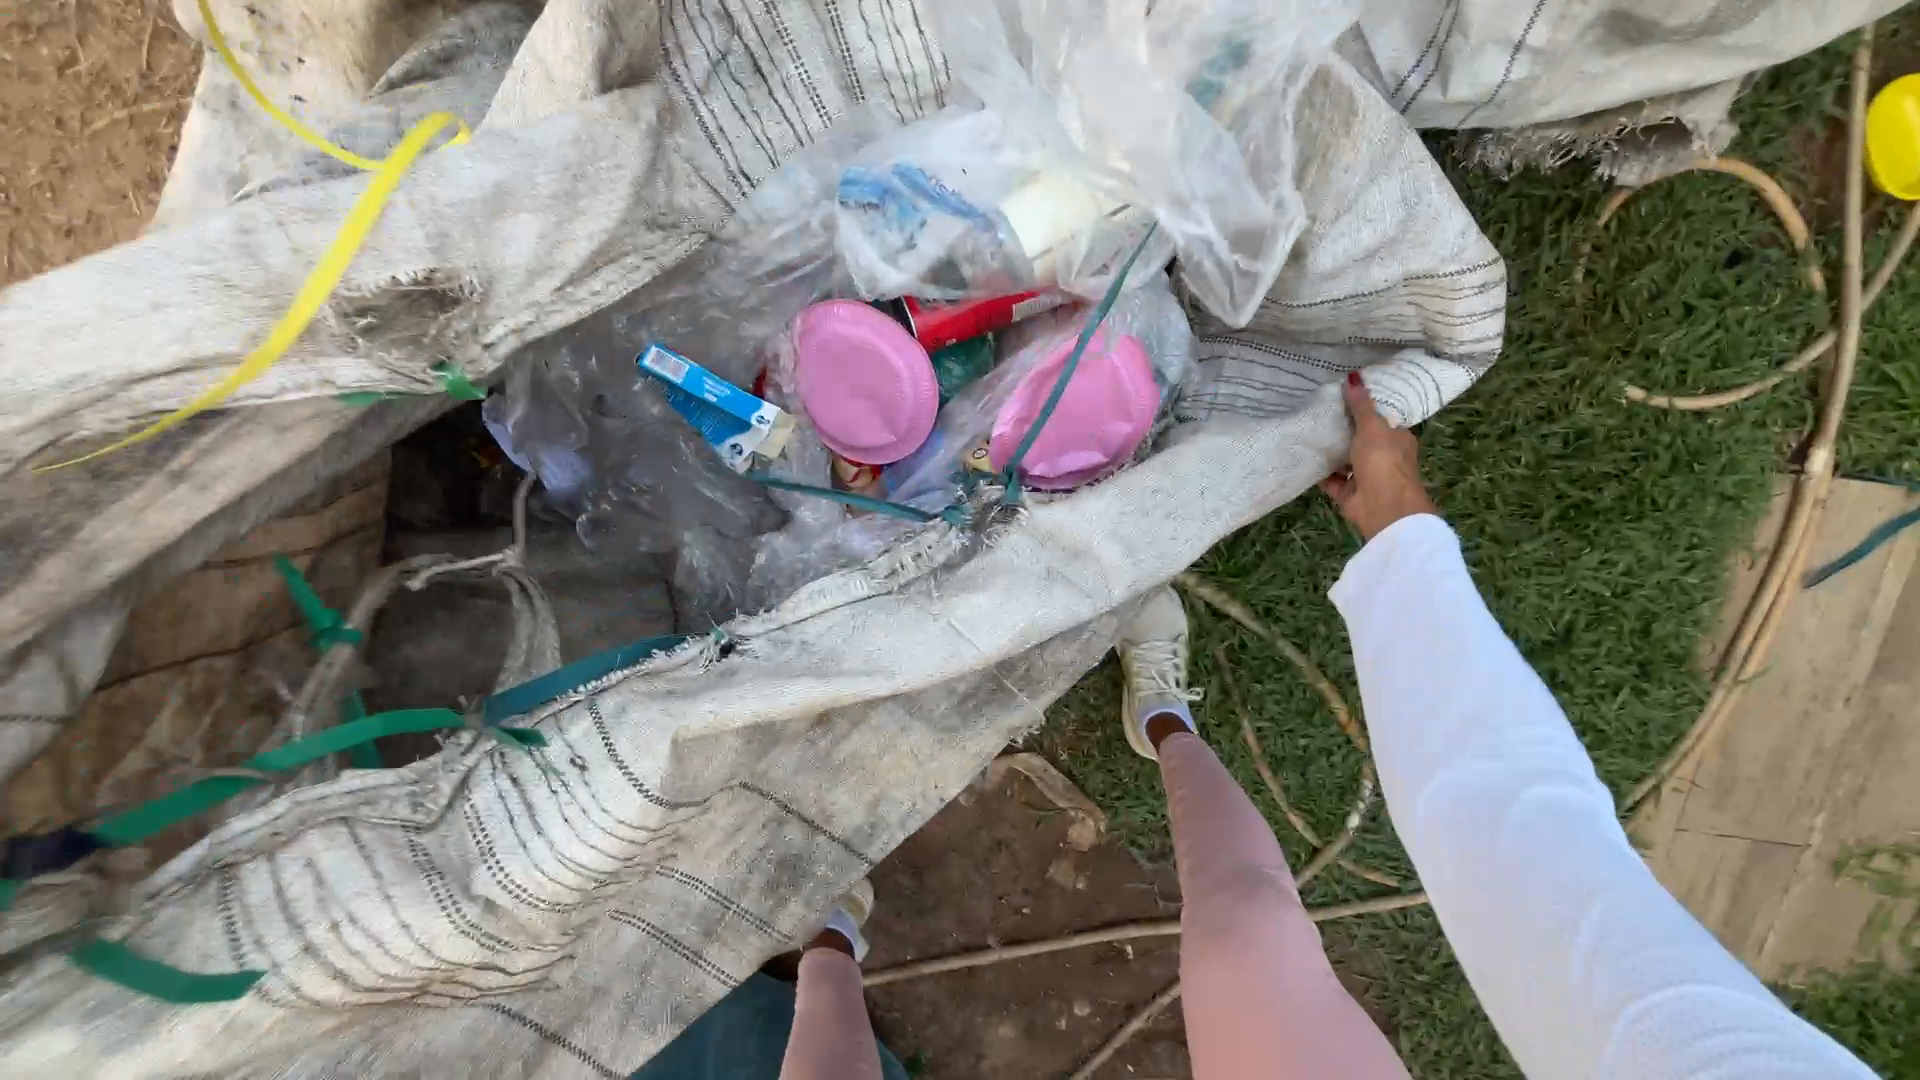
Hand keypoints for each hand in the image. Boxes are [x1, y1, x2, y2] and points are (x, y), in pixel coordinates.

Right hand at [1320, 371, 1435, 540]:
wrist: (1382, 507)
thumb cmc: (1384, 462)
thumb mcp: (1373, 427)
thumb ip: (1361, 405)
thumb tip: (1353, 377)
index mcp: (1397, 439)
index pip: (1380, 420)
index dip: (1363, 409)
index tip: (1341, 398)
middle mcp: (1383, 457)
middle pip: (1359, 440)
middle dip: (1342, 430)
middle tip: (1318, 413)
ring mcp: (1365, 476)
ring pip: (1344, 460)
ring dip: (1329, 452)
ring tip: (1307, 434)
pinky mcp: (1347, 493)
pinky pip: (1330, 479)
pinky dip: (1319, 472)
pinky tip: (1303, 459)